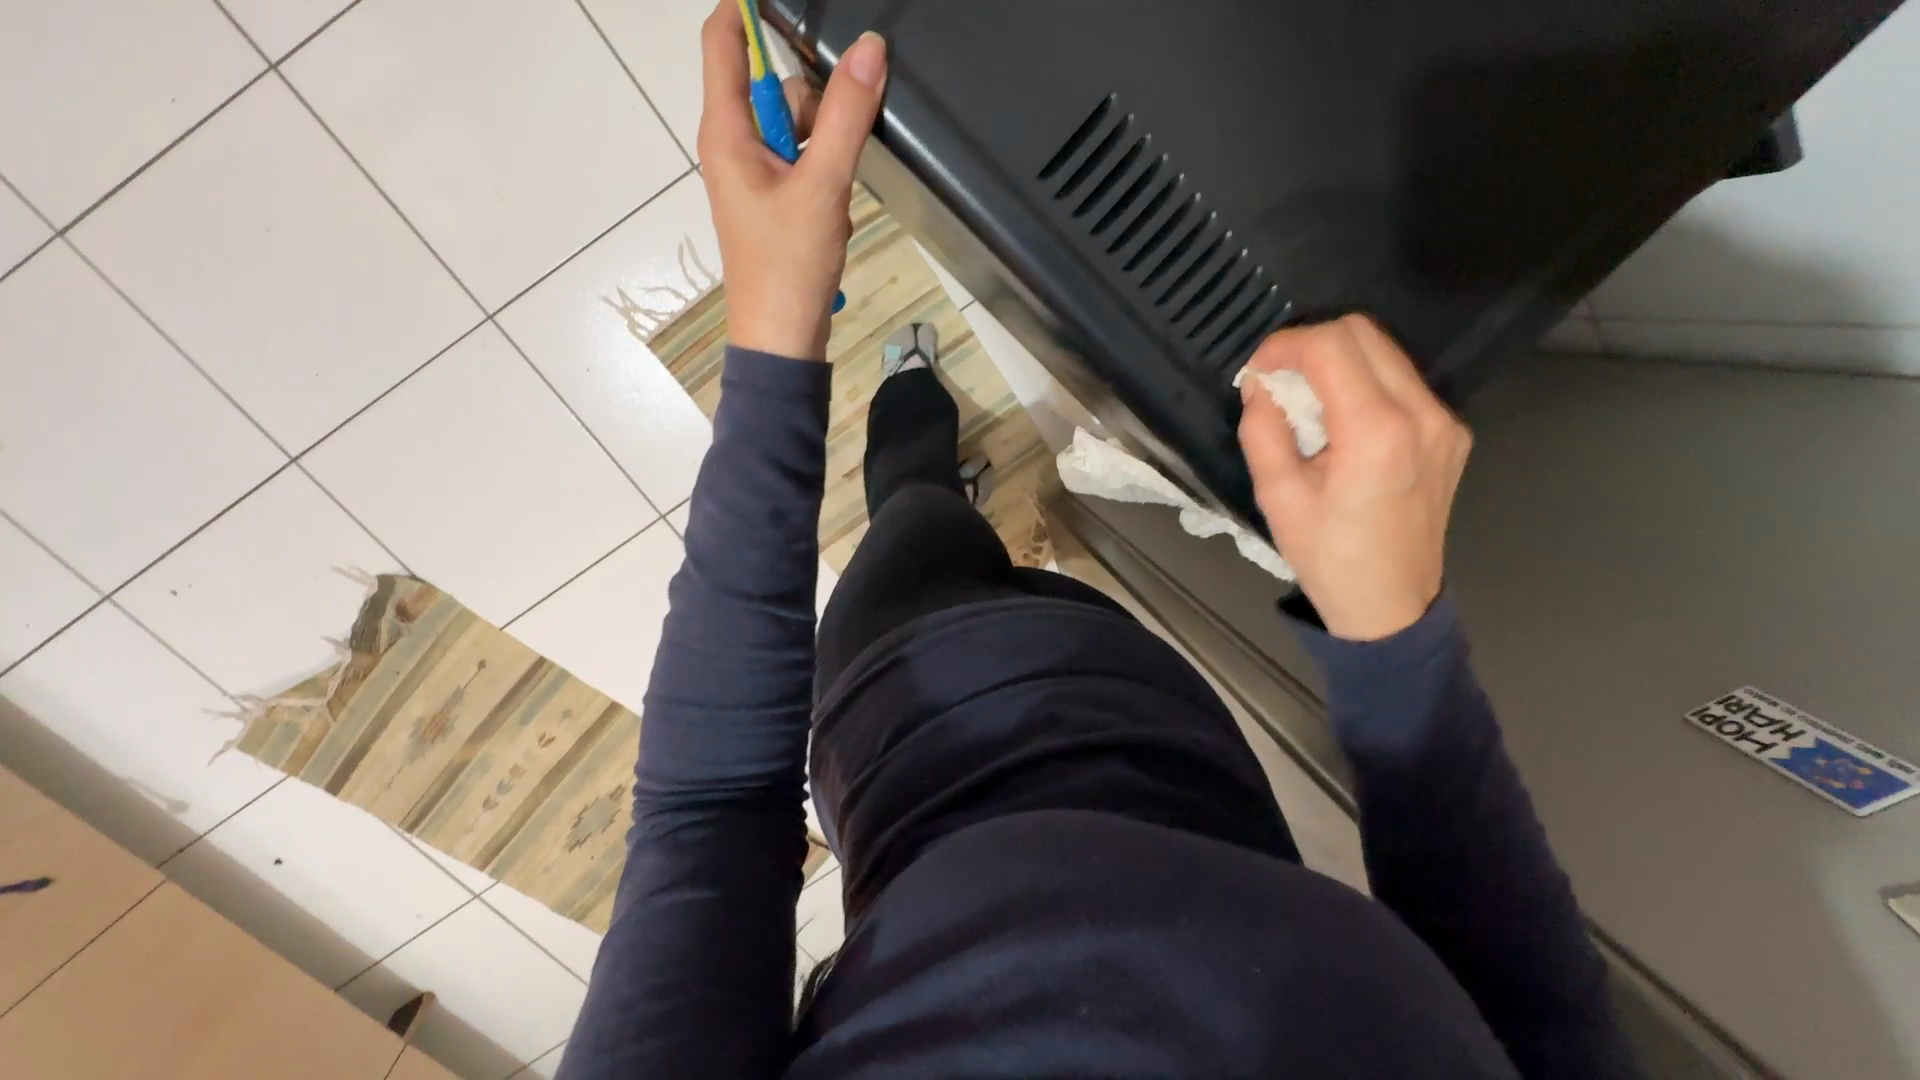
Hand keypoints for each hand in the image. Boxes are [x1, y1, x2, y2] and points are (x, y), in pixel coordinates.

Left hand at [697, 2, 887, 359]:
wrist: (782, 337)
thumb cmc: (789, 264)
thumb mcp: (823, 185)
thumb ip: (846, 116)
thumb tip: (870, 47)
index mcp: (726, 131)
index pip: (723, 40)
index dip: (749, 9)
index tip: (796, 9)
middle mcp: (733, 144)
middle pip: (773, 83)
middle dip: (813, 96)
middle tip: (840, 132)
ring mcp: (754, 174)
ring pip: (796, 127)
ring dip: (827, 144)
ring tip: (836, 189)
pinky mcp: (773, 201)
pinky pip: (803, 162)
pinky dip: (825, 173)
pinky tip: (834, 209)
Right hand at [1238, 315, 1471, 640]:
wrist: (1391, 604)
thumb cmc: (1328, 557)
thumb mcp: (1277, 496)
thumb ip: (1263, 430)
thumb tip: (1260, 385)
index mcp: (1377, 432)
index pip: (1331, 347)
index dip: (1284, 345)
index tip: (1257, 370)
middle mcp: (1422, 414)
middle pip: (1363, 333)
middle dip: (1310, 344)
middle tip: (1277, 378)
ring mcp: (1444, 421)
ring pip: (1386, 351)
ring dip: (1337, 360)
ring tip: (1304, 397)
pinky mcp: (1450, 432)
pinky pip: (1402, 382)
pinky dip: (1363, 382)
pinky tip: (1339, 419)